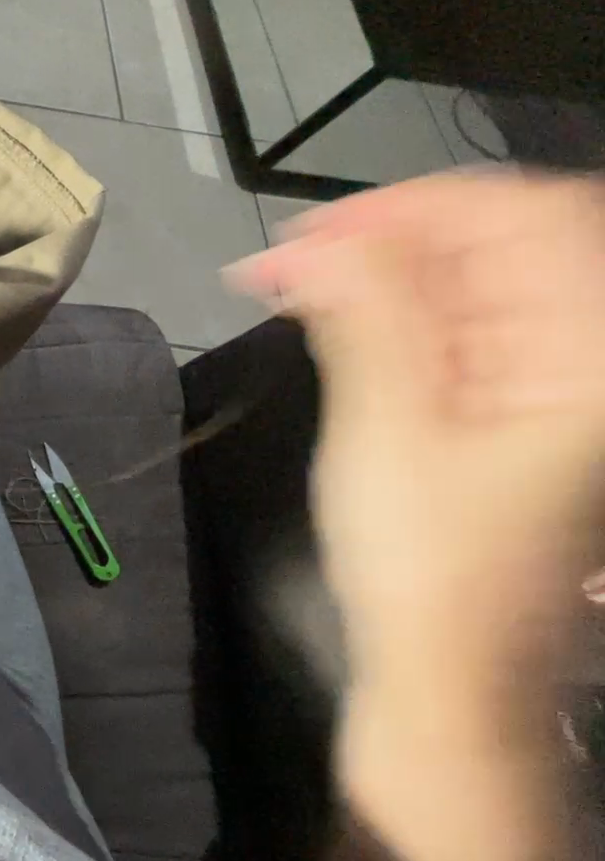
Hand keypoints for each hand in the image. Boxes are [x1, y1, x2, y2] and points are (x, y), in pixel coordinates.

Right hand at [228, 171, 604, 693]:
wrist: (447, 651)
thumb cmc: (422, 557)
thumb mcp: (387, 433)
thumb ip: (366, 324)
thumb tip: (316, 246)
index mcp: (587, 356)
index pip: (525, 224)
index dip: (414, 209)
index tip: (306, 233)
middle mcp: (586, 353)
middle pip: (503, 244)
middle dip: (388, 238)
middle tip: (284, 261)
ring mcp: (551, 376)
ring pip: (474, 280)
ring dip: (379, 272)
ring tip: (290, 286)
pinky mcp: (512, 399)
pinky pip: (459, 323)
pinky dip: (390, 308)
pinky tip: (330, 315)